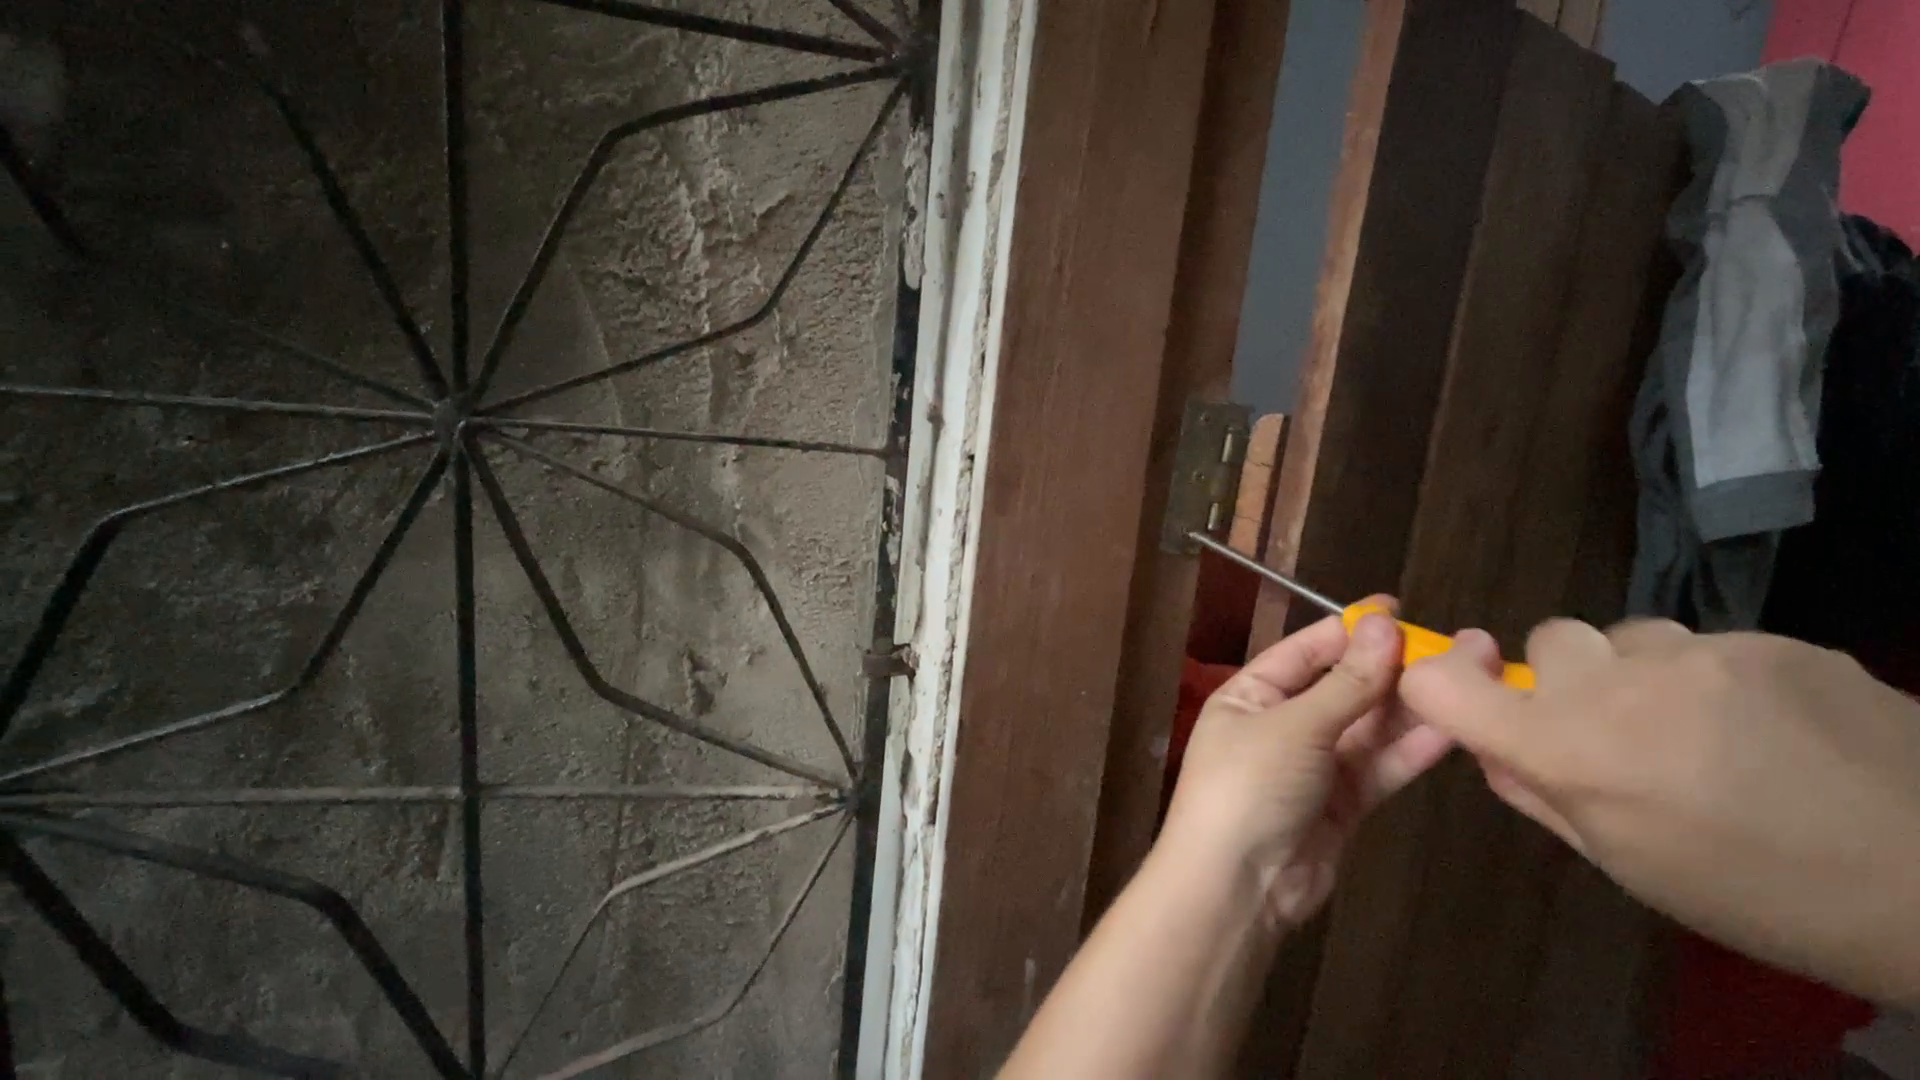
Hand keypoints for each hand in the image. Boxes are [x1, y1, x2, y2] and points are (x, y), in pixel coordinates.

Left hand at [1159, 601, 1499, 927]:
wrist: (1239, 885)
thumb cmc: (1249, 786)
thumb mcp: (1294, 725)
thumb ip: (1346, 682)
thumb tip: (1384, 623)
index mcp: (1250, 695)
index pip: (1305, 651)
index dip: (1349, 630)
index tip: (1399, 610)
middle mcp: (1281, 723)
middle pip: (1342, 687)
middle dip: (1390, 669)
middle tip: (1453, 647)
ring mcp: (1313, 765)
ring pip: (1368, 727)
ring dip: (1410, 706)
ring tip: (1465, 680)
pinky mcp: (1343, 803)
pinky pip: (1379, 766)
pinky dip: (1411, 749)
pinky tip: (1452, 728)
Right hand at [1402, 618, 1919, 1005]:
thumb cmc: (1758, 896)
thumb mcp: (1624, 862)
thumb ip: (1537, 792)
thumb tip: (1489, 742)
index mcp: (1568, 750)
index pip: (1443, 683)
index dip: (1439, 683)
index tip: (1464, 700)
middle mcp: (1617, 685)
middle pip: (1546, 641)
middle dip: (1564, 679)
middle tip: (1614, 729)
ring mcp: (1701, 654)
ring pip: (1627, 637)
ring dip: (1638, 673)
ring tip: (1702, 728)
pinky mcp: (1775, 641)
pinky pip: (1707, 645)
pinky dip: (1713, 679)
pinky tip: (1772, 728)